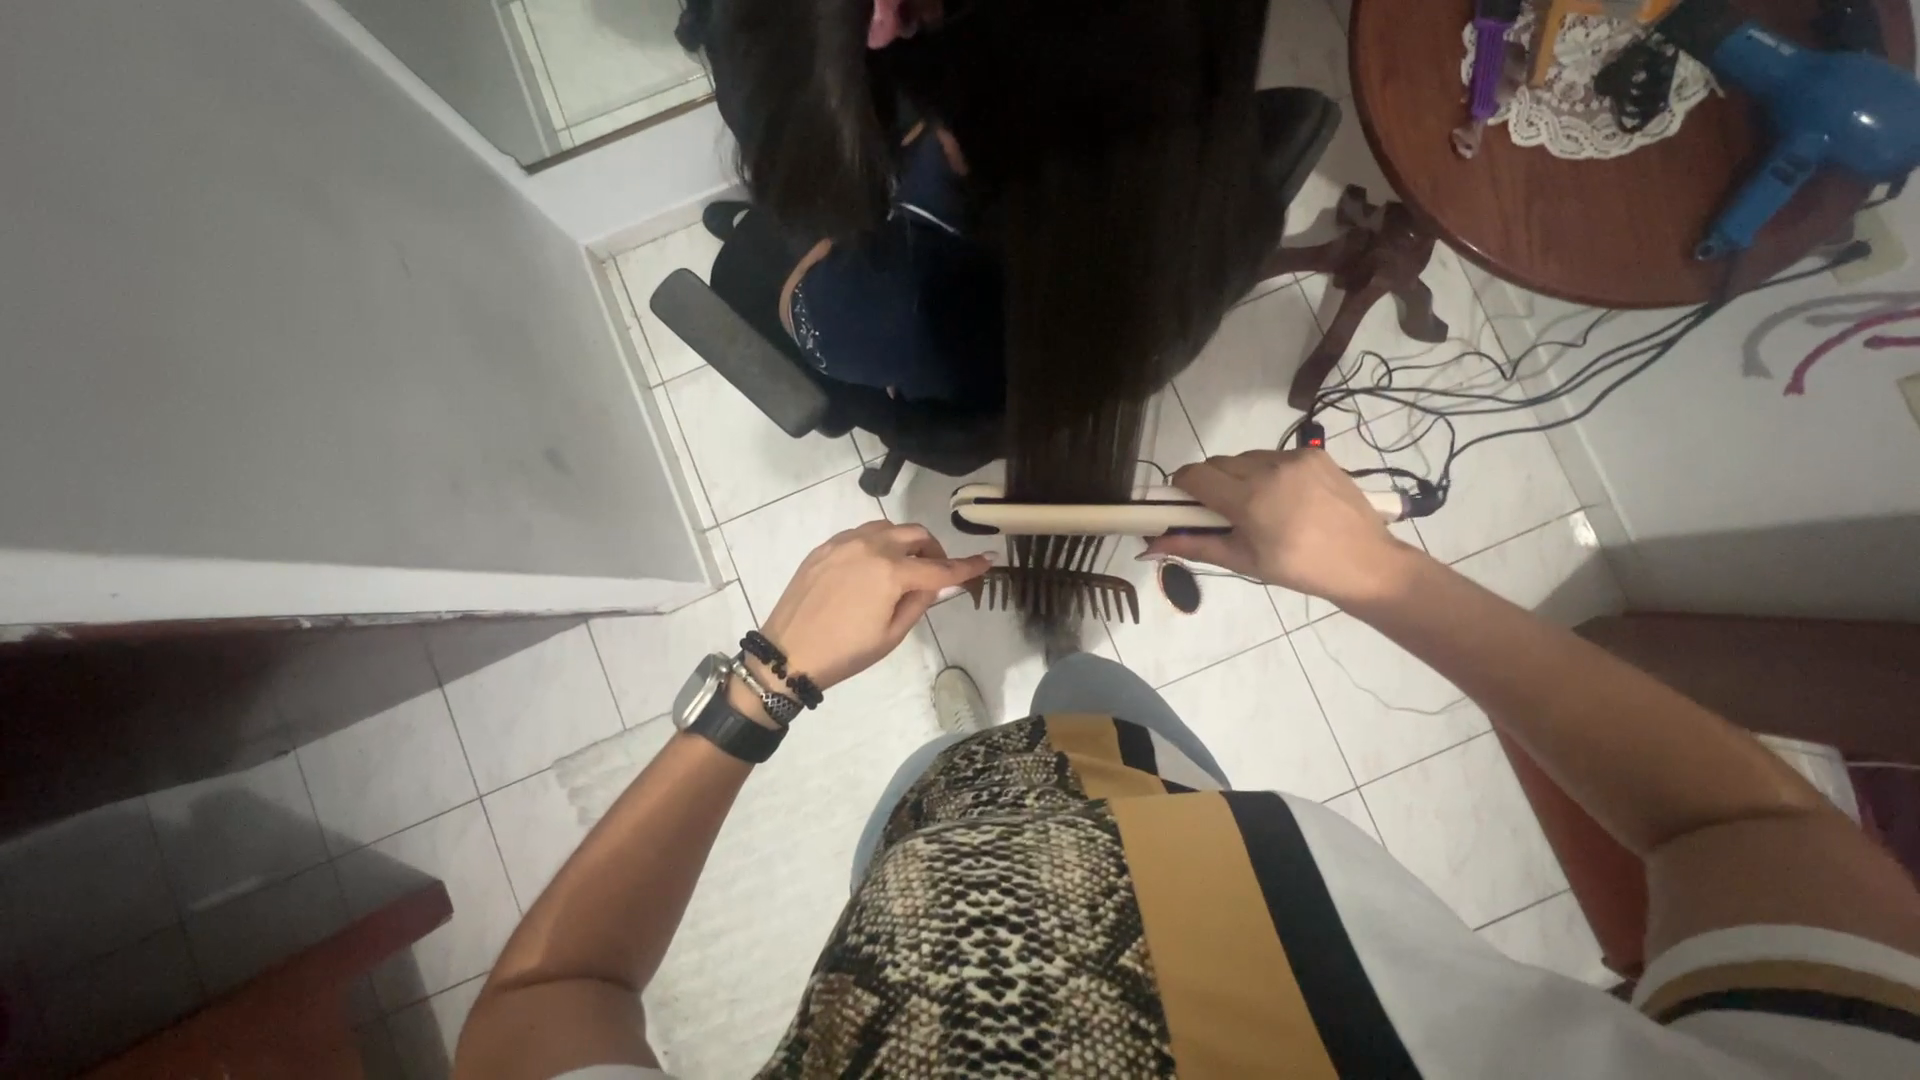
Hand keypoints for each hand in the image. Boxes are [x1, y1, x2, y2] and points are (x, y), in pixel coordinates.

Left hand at [759, 521, 990, 691]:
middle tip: (935, 573)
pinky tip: (872, 568)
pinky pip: (861, 534)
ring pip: (888, 528)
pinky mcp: (825, 547)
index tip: (987, 560)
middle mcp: (871, 547)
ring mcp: (845, 543)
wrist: (788, 654)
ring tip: (904, 568)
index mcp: (891, 573)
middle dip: (934, 551)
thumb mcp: (891, 635)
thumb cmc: (845, 652)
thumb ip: (919, 603)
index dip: (967, 567)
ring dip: (905, 542)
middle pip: (916, 535)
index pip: (940, 568)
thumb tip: (936, 584)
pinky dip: (878, 544)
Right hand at [1144, 450, 1414, 603]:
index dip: (1180, 488)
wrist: (1366, 562)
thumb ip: (1195, 545)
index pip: (1193, 476)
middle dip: (1209, 484)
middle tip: (1221, 512)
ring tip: (1257, 506)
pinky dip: (1266, 472)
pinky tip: (1283, 496)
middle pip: (1215, 464)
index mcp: (1250, 500)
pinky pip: (1272, 455)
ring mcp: (1294, 458)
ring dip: (1238, 476)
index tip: (1184, 505)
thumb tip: (1152, 544)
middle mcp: (1269, 469)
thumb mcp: (1244, 561)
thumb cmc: (1299, 569)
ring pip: (1243, 457)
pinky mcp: (1314, 453)